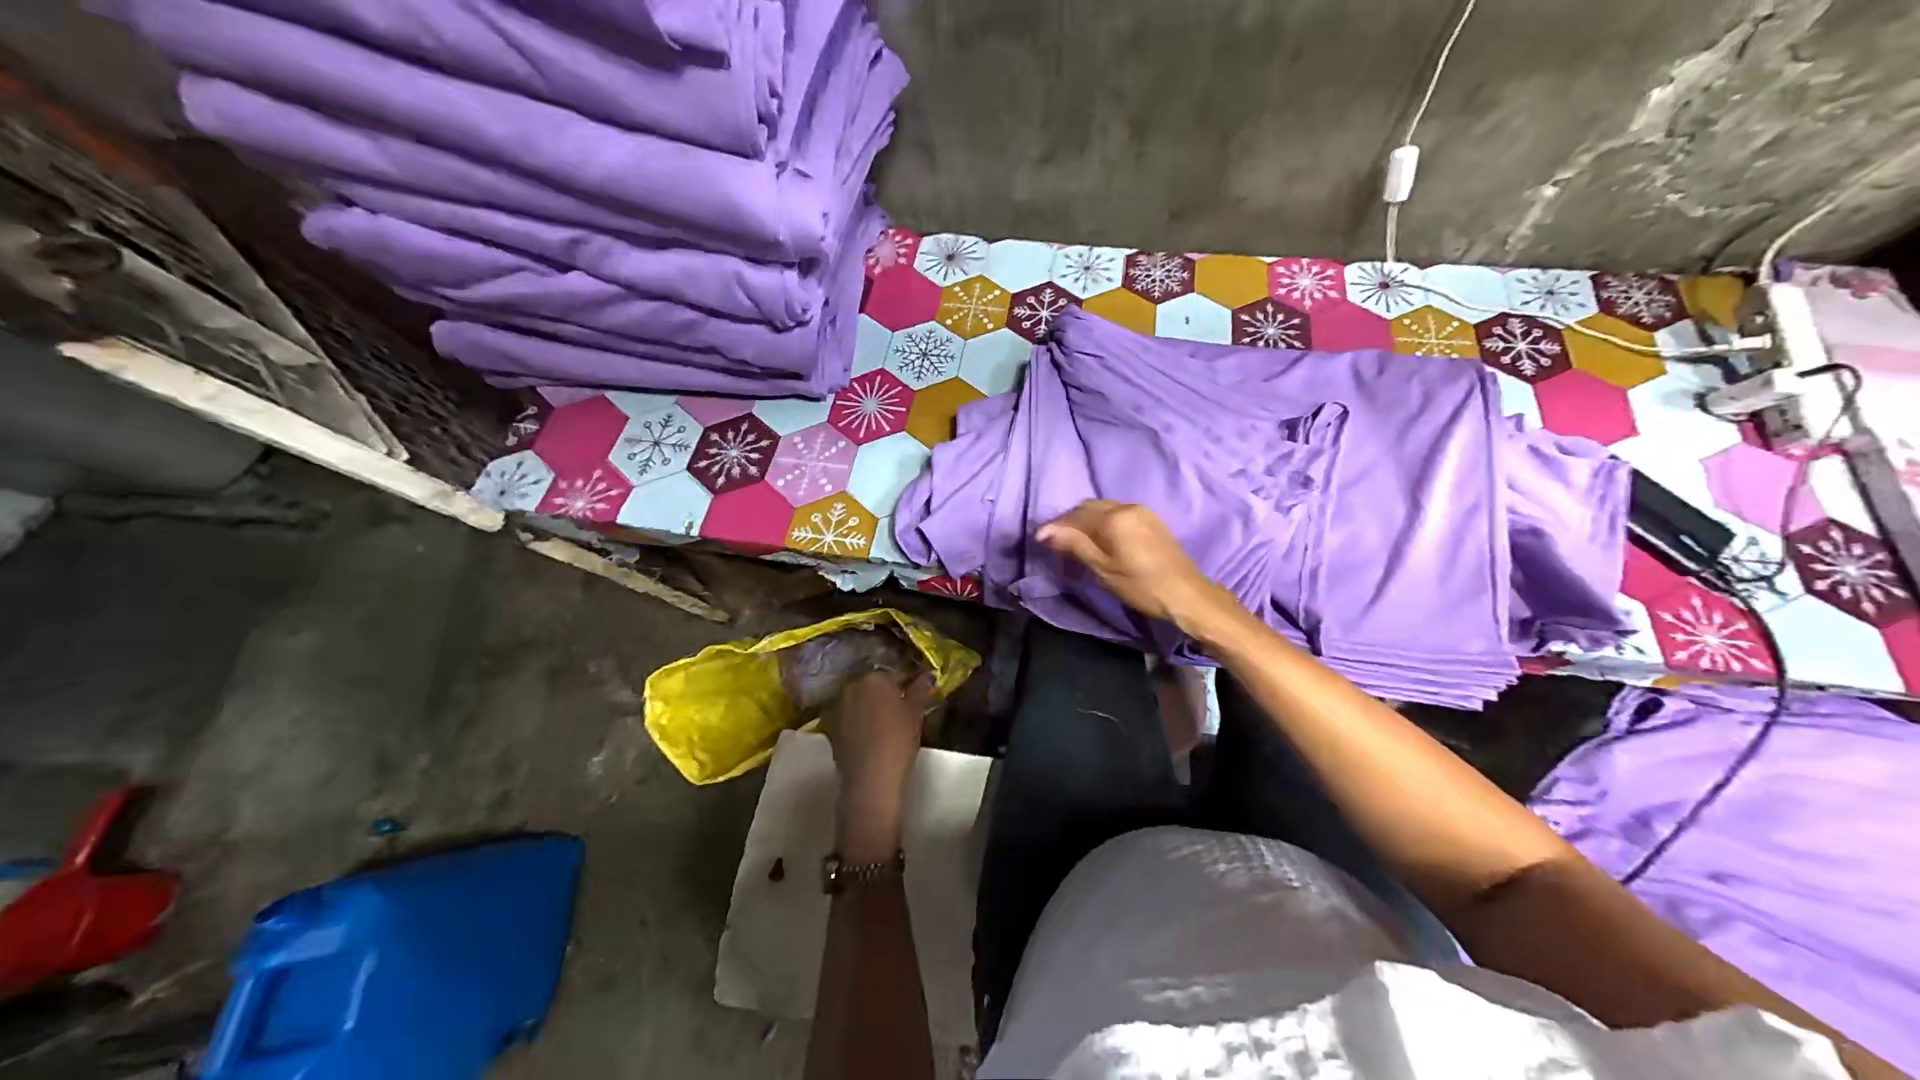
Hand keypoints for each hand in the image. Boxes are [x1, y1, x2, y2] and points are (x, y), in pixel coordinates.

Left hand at [824, 672, 931, 861]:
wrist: (869, 779)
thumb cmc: (897, 741)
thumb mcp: (915, 714)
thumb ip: (920, 690)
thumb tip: (926, 675)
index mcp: (873, 678)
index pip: (896, 675)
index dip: (909, 685)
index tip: (917, 696)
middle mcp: (851, 687)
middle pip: (874, 686)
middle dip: (886, 694)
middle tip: (902, 711)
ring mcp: (837, 707)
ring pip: (860, 701)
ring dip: (871, 707)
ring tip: (885, 724)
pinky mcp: (830, 727)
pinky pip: (849, 717)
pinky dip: (858, 721)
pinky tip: (870, 736)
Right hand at [1036, 500, 1238, 634]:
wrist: (1186, 595)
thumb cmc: (1141, 586)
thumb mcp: (1102, 569)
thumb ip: (1074, 545)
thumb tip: (1045, 532)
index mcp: (1114, 517)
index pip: (1076, 515)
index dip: (1056, 526)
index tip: (1040, 539)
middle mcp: (1128, 506)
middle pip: (1090, 507)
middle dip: (1071, 520)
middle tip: (1056, 540)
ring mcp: (1143, 512)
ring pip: (1105, 510)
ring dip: (1087, 521)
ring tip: (1075, 541)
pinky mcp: (1152, 521)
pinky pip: (1119, 514)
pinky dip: (1103, 523)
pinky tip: (1099, 539)